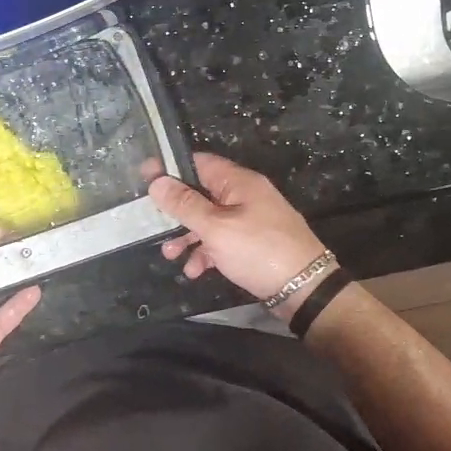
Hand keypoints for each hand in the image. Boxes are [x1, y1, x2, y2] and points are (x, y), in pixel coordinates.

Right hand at [148, 153, 329, 319]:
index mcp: (239, 182)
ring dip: (188, 237)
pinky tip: (195, 271)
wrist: (305, 288)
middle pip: (202, 194)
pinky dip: (207, 253)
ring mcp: (251, 220)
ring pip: (210, 221)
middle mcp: (245, 196)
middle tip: (154, 226)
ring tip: (171, 256)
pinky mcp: (253, 243)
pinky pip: (223, 241)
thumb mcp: (216, 228)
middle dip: (177, 212)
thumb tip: (156, 180)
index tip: (145, 178)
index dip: (171, 169)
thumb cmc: (258, 250)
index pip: (199, 163)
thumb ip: (185, 205)